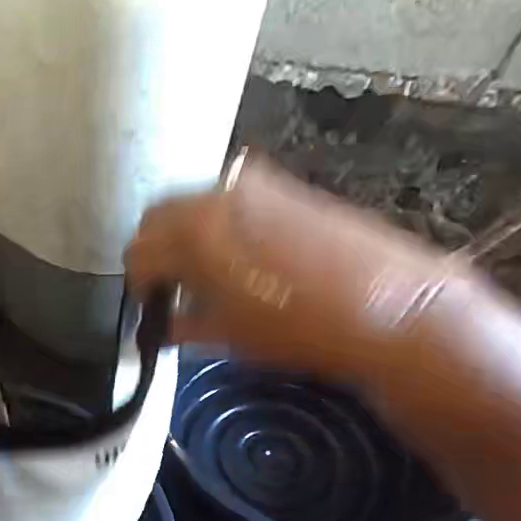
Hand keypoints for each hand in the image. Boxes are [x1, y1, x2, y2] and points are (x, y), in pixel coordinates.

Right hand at [126, 156, 463, 380]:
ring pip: (190, 203)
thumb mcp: (226, 335)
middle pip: (156, 217)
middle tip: (166, 286)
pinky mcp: (281, 186)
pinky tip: (233, 254)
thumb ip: (182, 325)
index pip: (137, 254)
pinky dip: (214, 221)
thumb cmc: (296, 328)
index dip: (137, 285)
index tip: (148, 305)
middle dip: (152, 251)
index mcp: (192, 237)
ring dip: (181, 233)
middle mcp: (215, 199)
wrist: (384, 305)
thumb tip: (163, 324)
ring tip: (198, 271)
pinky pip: (226, 198)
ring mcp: (251, 186)